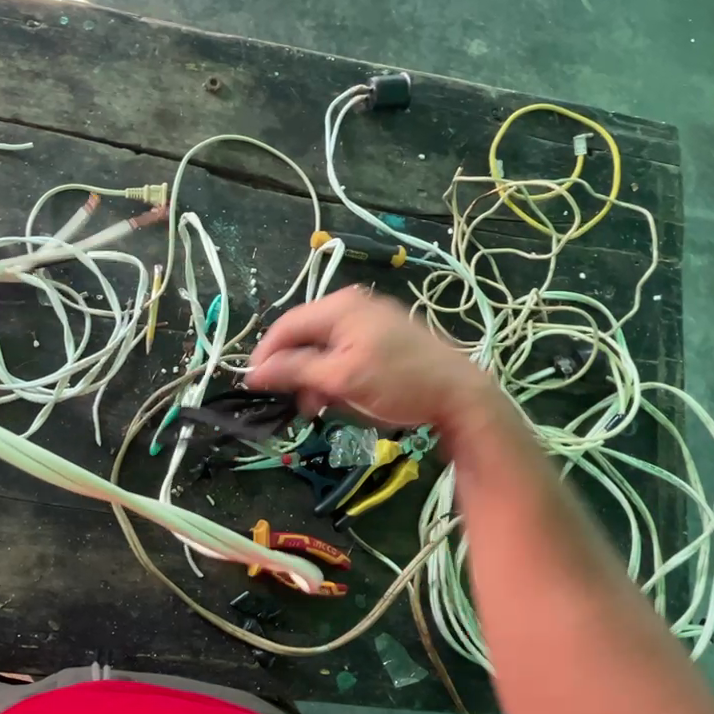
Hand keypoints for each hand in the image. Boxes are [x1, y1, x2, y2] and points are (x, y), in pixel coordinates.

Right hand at [247, 287, 491, 426]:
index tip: (253, 385)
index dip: (265, 356)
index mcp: (339, 306)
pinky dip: (335, 376)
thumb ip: (294, 371)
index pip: (285, 326)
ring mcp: (369, 321)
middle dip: (295, 372)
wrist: (460, 395)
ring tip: (320, 407)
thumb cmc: (398, 383)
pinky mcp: (381, 338)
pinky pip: (343, 354)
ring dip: (315, 379)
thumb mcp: (340, 379)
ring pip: (323, 349)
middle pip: (304, 337)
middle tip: (295, 403)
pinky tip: (340, 399)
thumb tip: (253, 372)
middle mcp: (352, 306)